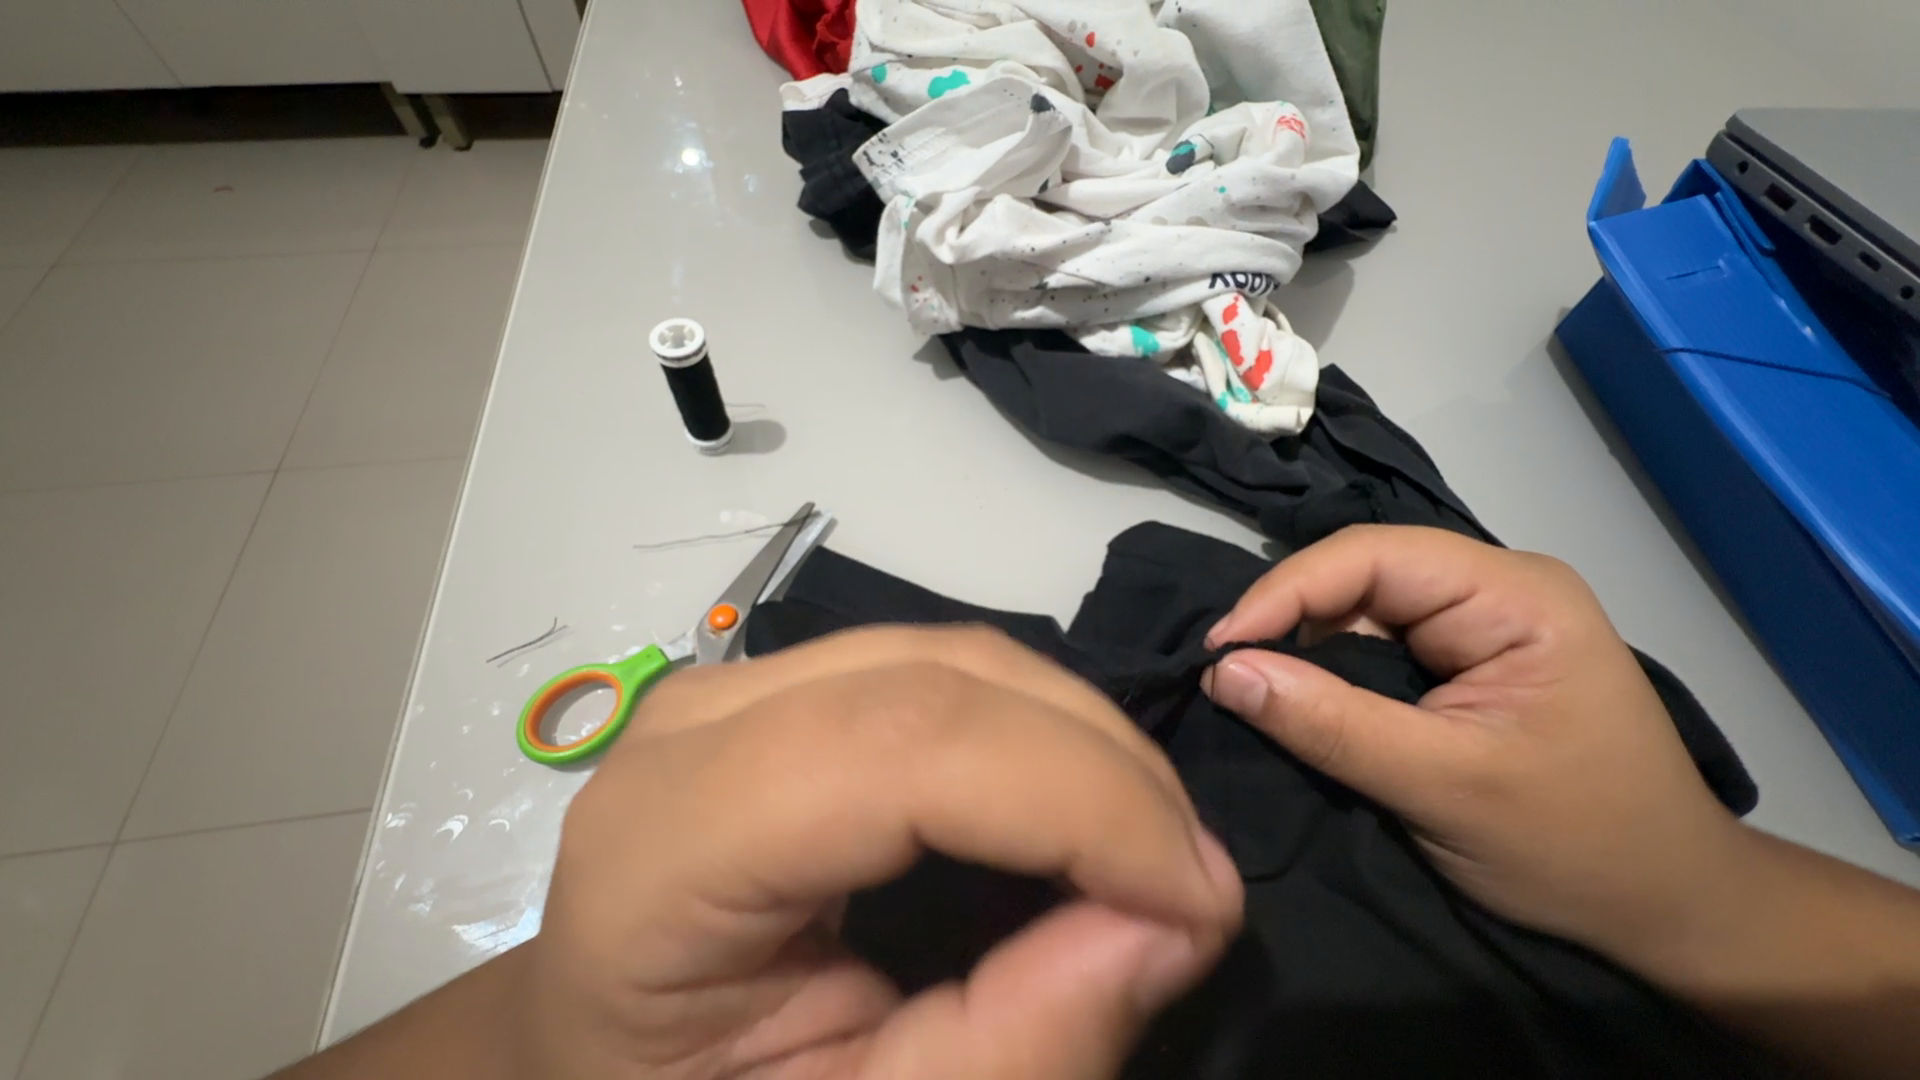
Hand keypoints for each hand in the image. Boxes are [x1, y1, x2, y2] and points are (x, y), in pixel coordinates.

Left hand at [526, 626, 1243, 1079]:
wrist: (606, 1056)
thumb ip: (1021, 1049)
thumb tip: (1175, 918)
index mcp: (663, 847)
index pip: (898, 749)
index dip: (1076, 800)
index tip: (1197, 898)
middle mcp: (691, 726)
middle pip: (934, 681)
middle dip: (1097, 763)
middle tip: (1190, 880)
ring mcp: (734, 686)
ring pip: (947, 654)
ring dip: (1075, 735)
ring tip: (1146, 840)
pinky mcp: (780, 686)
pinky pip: (931, 668)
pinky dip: (1029, 722)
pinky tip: (1073, 794)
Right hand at [1200, 525, 1749, 958]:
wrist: (1666, 908)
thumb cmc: (1574, 846)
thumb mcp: (1442, 787)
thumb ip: (1329, 724)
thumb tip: (1222, 671)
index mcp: (1513, 596)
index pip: (1373, 557)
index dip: (1286, 591)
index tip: (1219, 649)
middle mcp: (1492, 588)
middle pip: (1360, 573)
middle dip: (1286, 615)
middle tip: (1223, 669)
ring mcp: (1475, 619)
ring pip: (1357, 605)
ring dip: (1298, 641)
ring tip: (1244, 679)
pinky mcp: (1457, 654)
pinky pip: (1369, 640)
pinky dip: (1321, 664)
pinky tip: (1290, 688)